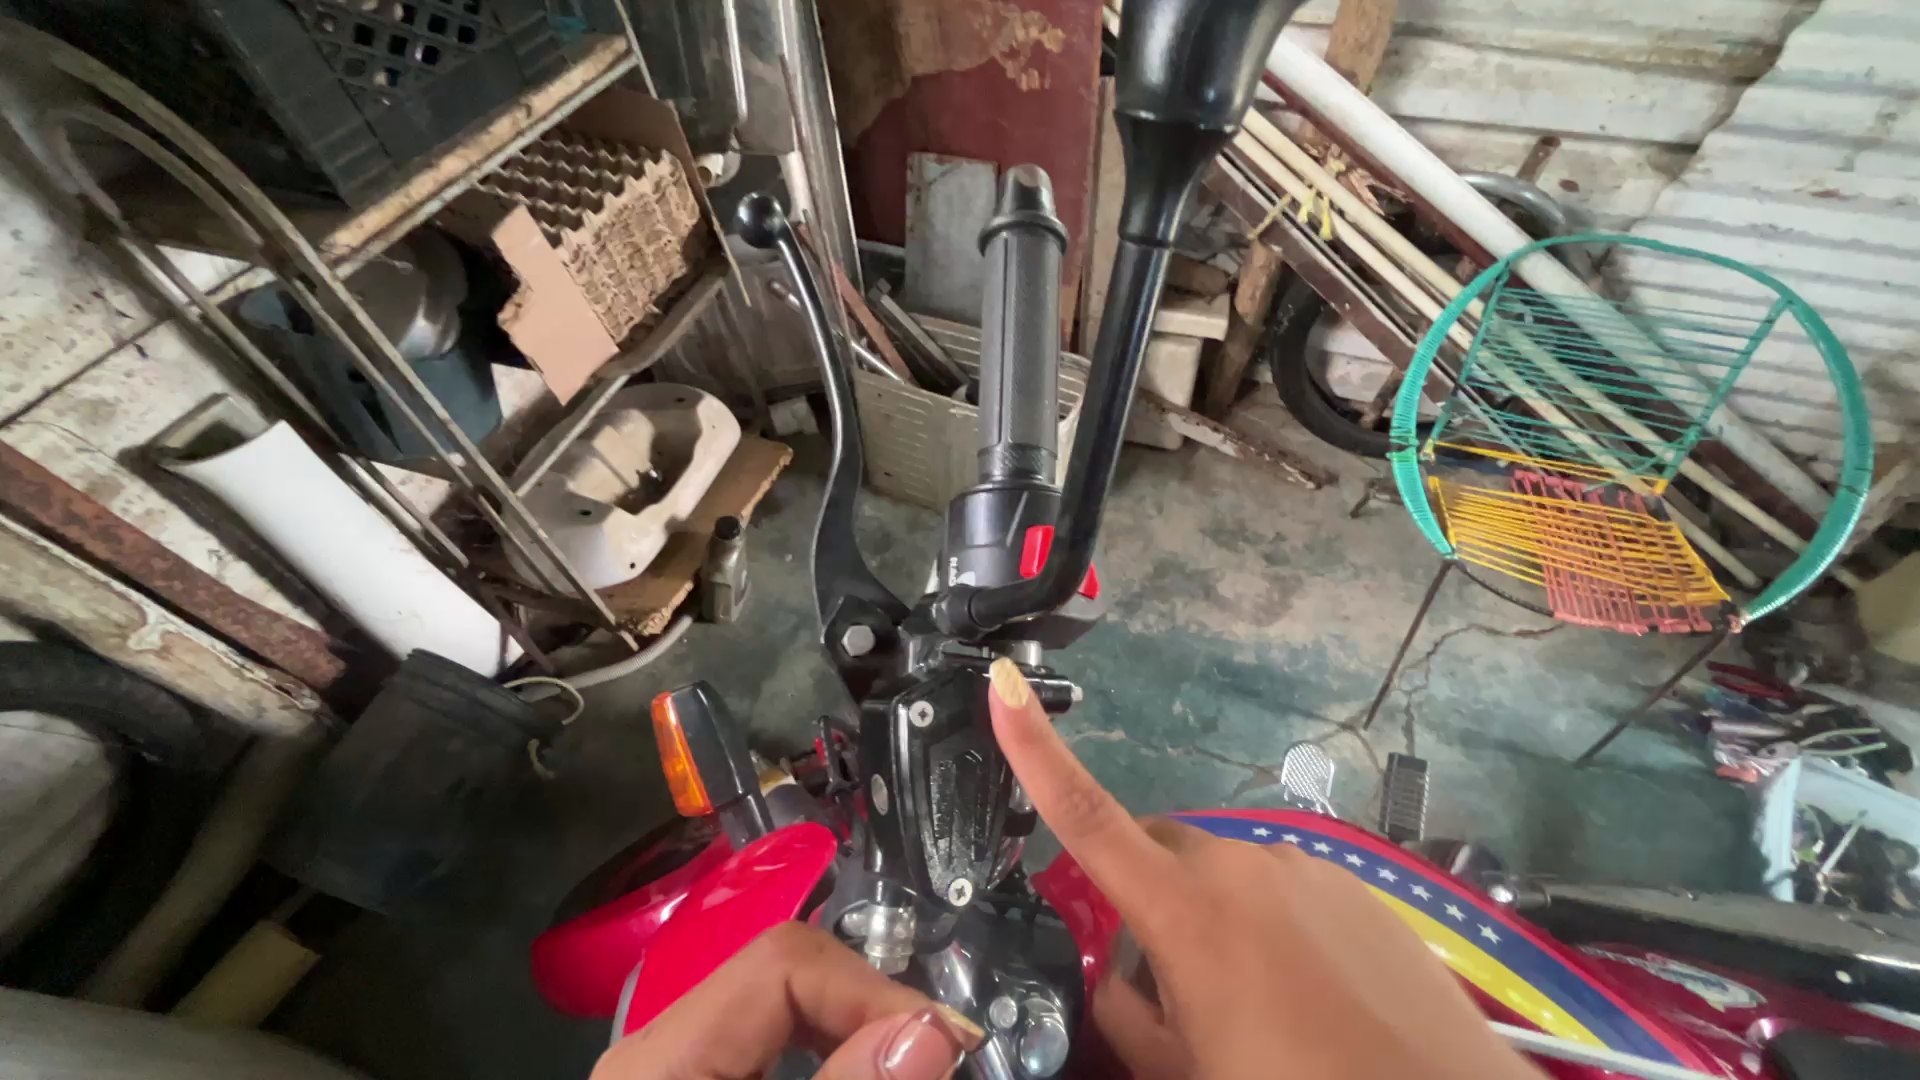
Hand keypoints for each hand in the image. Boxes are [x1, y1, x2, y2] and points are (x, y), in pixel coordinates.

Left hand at [591, 922, 984, 1079]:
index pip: (784, 965)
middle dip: (871, 1015)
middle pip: (785, 980)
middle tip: (936, 1065)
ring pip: (784, 1013)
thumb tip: (932, 1029)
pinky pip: (770, 1051)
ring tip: (907, 1073)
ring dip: (857, 1042)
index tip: (946, 1049)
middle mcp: (661, 1053)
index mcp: (661, 1065)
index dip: (872, 992)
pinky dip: (826, 1064)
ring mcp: (675, 1077)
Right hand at [987, 657, 1542, 1079]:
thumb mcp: (1184, 1074)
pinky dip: (1270, 922)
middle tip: (1173, 982)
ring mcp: (1299, 865)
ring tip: (1258, 1001)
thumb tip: (1117, 978)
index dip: (1035, 748)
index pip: (1087, 815)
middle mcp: (1236, 864)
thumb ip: (1128, 1015)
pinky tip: (1312, 993)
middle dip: (1146, 893)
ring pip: (1220, 873)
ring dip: (1212, 914)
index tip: (1003, 684)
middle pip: (1158, 850)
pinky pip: (1280, 885)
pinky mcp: (1352, 881)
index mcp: (1183, 910)